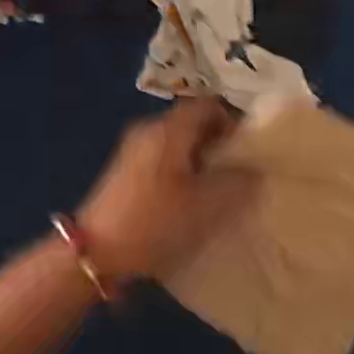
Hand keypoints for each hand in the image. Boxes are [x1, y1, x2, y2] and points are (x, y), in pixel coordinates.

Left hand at [75, 97, 254, 282]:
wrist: (99, 248)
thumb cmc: (155, 221)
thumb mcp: (206, 206)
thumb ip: (237, 182)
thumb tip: (253, 168)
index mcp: (167, 129)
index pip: (207, 106)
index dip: (234, 122)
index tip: (253, 151)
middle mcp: (148, 129)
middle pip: (193, 122)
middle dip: (221, 144)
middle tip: (245, 174)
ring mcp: (135, 148)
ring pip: (180, 142)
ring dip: (204, 160)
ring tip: (225, 190)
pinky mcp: (128, 168)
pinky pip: (165, 157)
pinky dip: (185, 170)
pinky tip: (196, 200)